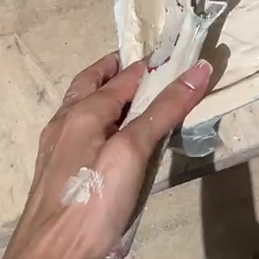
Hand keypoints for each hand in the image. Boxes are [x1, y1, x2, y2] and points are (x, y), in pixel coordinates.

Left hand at [3, 53, 213, 258]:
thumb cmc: (90, 204)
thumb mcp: (133, 151)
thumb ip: (165, 108)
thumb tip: (199, 66)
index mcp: (83, 110)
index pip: (130, 72)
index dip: (160, 62)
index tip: (190, 54)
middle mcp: (66, 121)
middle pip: (97, 81)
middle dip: (125, 68)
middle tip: (159, 67)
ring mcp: (58, 148)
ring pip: (87, 105)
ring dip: (113, 93)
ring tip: (145, 98)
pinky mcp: (60, 173)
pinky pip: (85, 130)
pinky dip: (106, 118)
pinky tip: (119, 137)